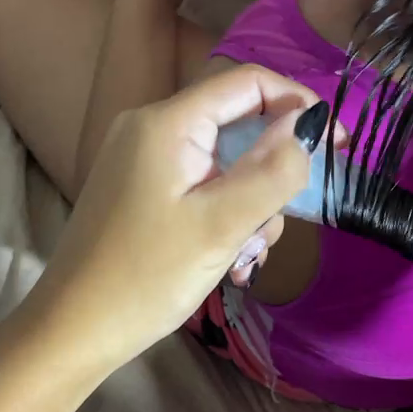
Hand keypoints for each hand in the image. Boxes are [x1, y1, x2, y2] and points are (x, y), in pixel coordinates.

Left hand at [28, 65, 324, 367]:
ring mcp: (141, 160)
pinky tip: (228, 260)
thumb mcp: (222, 225)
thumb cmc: (147, 276)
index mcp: (167, 122)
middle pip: (238, 126)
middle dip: (269, 176)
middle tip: (271, 229)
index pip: (248, 83)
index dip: (300, 103)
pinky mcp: (140, 190)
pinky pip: (200, 186)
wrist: (74, 329)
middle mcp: (150, 128)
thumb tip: (308, 123)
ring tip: (245, 257)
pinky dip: (224, 216)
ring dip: (250, 206)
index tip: (338, 145)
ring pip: (223, 163)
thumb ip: (272, 169)